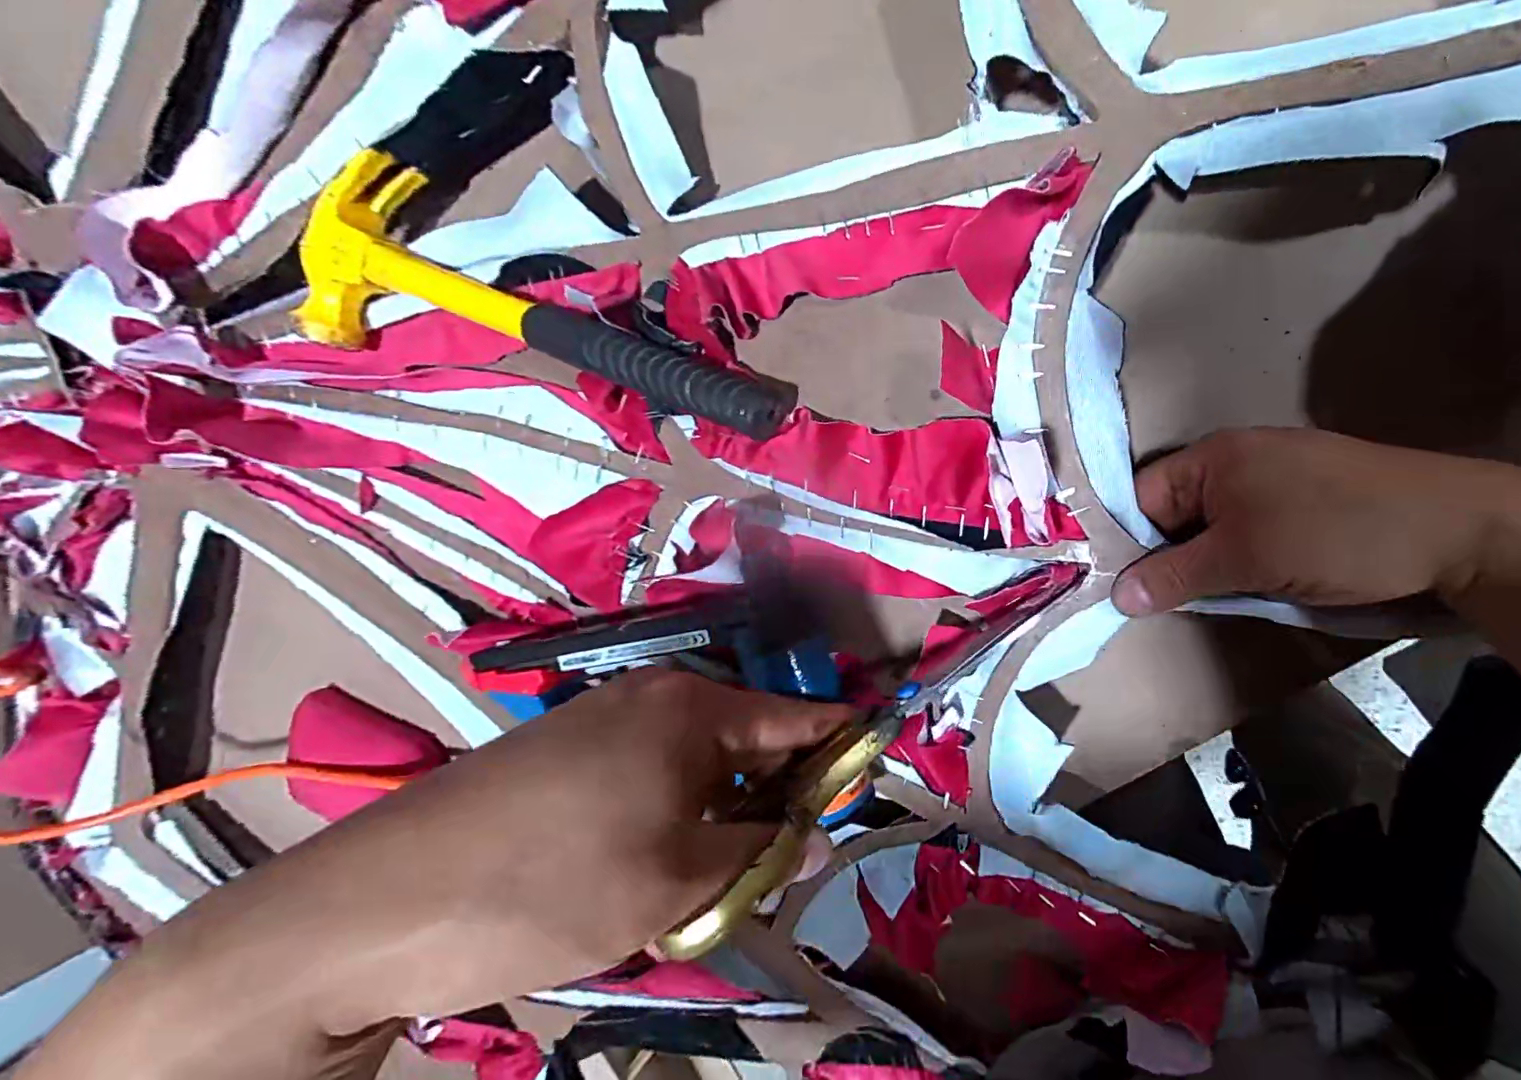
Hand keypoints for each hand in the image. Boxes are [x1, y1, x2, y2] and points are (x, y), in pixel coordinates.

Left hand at [24, 669, 853, 1078]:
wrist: (373, 908)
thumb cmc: (552, 883)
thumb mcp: (677, 881)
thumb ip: (762, 855)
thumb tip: (817, 844)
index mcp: (694, 706)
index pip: (798, 716)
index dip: (843, 743)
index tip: (877, 764)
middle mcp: (657, 694)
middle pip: (751, 736)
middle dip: (780, 790)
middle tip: (795, 849)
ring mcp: (610, 715)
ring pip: (703, 758)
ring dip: (728, 807)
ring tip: (730, 867)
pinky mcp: (574, 746)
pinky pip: (659, 767)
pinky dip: (684, 806)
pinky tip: (670, 855)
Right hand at [1112, 428, 1520, 614]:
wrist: (1460, 531)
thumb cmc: (1337, 534)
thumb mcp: (1245, 560)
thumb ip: (1174, 577)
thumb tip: (1117, 596)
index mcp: (1213, 457)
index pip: (1141, 498)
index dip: (1128, 543)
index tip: (1125, 589)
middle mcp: (1235, 461)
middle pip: (1174, 515)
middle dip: (1170, 559)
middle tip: (1168, 604)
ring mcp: (1272, 480)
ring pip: (1211, 530)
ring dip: (1208, 566)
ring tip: (1218, 596)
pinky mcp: (1301, 503)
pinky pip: (1246, 533)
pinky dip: (1239, 562)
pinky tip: (1253, 584)